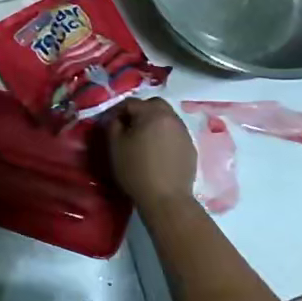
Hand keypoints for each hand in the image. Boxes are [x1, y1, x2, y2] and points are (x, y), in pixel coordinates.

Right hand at [104, 97, 196, 214]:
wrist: (166, 198)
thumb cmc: (135, 170)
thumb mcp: (115, 147)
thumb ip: (113, 125)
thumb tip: (117, 118)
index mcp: (152, 113)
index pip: (131, 102)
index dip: (117, 111)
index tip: (111, 124)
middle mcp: (171, 117)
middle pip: (154, 105)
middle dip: (140, 111)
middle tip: (129, 128)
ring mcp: (184, 132)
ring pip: (167, 118)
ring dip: (154, 123)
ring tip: (143, 141)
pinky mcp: (190, 147)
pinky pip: (174, 134)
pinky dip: (164, 137)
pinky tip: (157, 153)